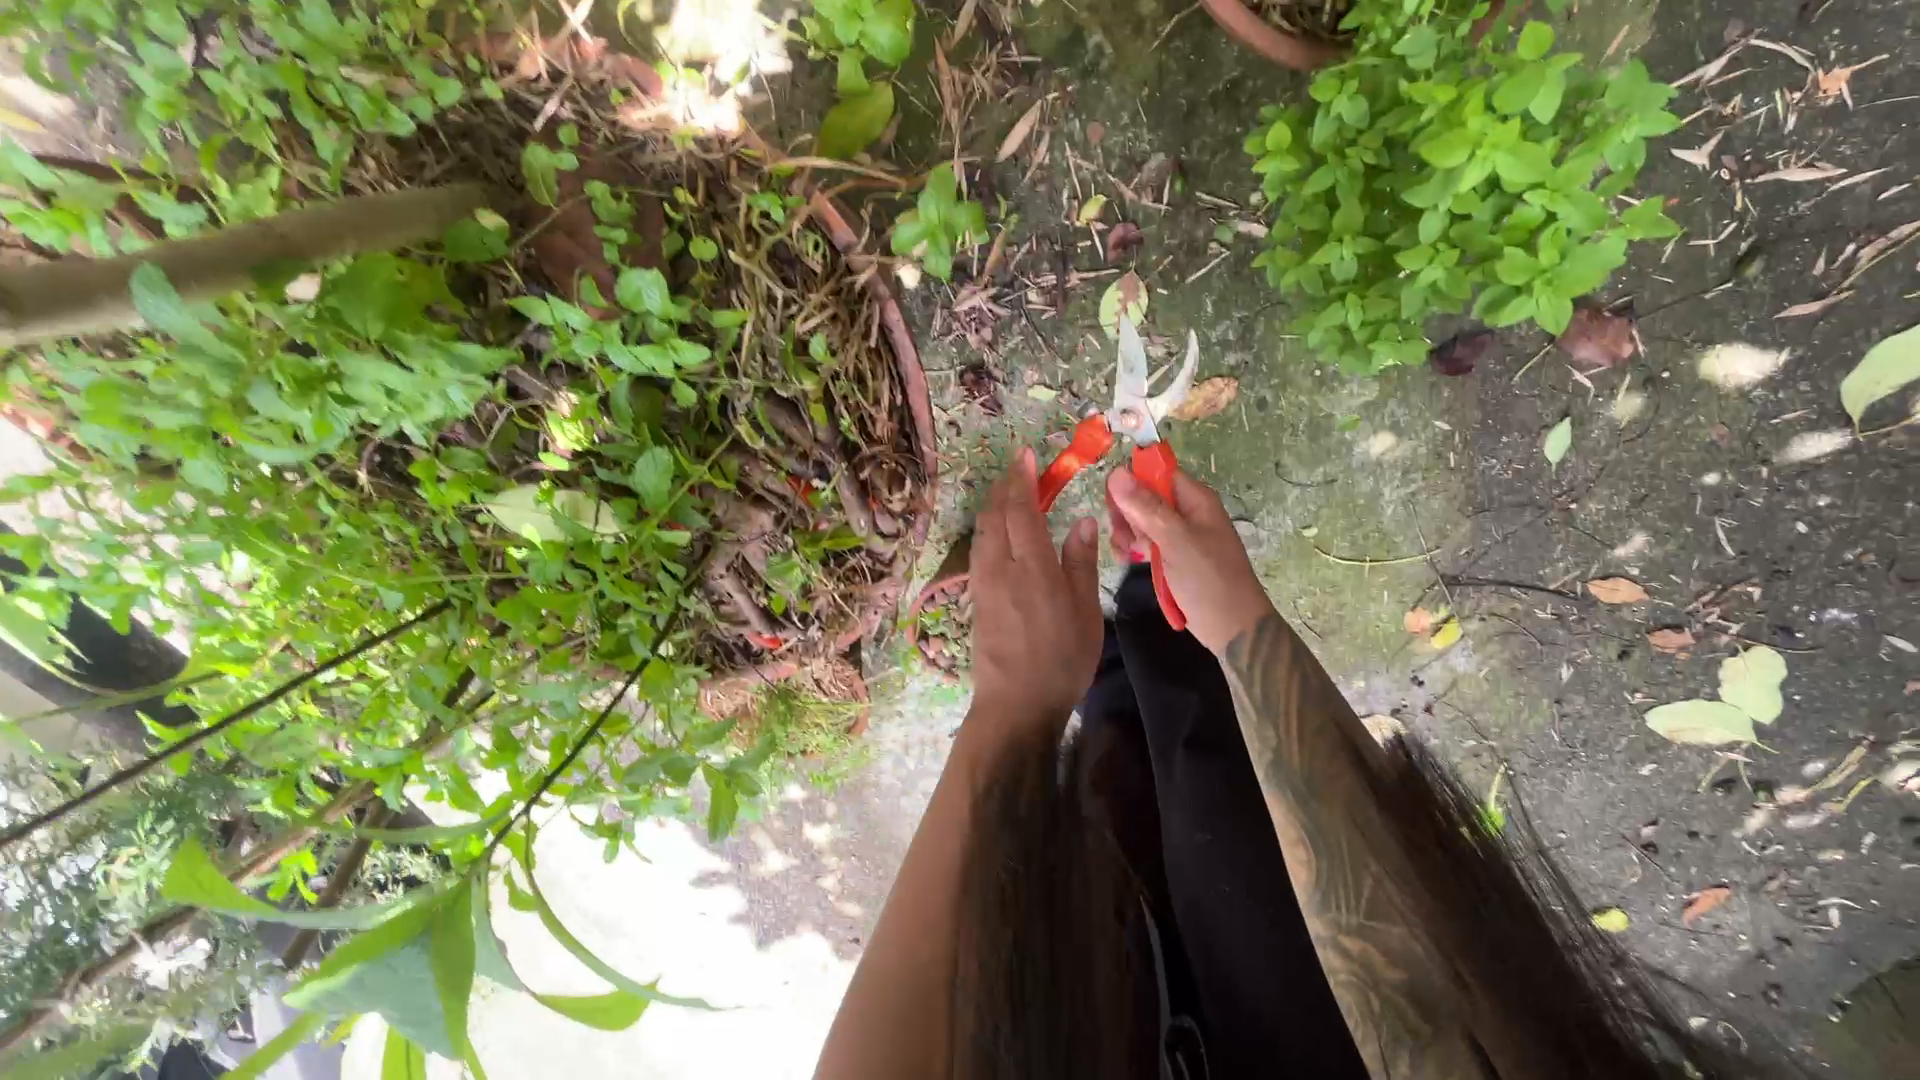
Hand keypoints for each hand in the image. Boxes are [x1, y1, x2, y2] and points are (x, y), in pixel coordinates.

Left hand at [967, 447, 1103, 727]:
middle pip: (995, 516)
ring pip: (983, 532)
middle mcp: (1001, 569)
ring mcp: (984, 584)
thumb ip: (1081, 564)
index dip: (1023, 480)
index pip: (1022, 511)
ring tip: (1009, 492)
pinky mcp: (976, 599)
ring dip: (994, 506)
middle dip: (1005, 487)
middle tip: (1018, 467)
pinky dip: (989, 529)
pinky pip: (979, 550)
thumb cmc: (1061, 661)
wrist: (1015, 704)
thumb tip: (1081, 521)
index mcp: (1033, 569)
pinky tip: (998, 532)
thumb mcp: (1085, 614)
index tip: (1027, 455)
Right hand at [1105, 465, 1276, 652]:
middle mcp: (1186, 512)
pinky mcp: (1172, 556)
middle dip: (1127, 513)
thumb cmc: (1209, 582)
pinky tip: (1128, 560)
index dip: (1132, 482)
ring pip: (1141, 521)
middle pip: (1144, 496)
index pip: (1157, 472)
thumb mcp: (1176, 541)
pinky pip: (1146, 542)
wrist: (1232, 629)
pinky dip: (1134, 549)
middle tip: (1123, 535)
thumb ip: (1146, 508)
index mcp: (1195, 500)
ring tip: (1127, 553)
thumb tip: (1117, 473)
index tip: (1114, 504)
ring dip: (1127, 534)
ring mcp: (1179, 535)